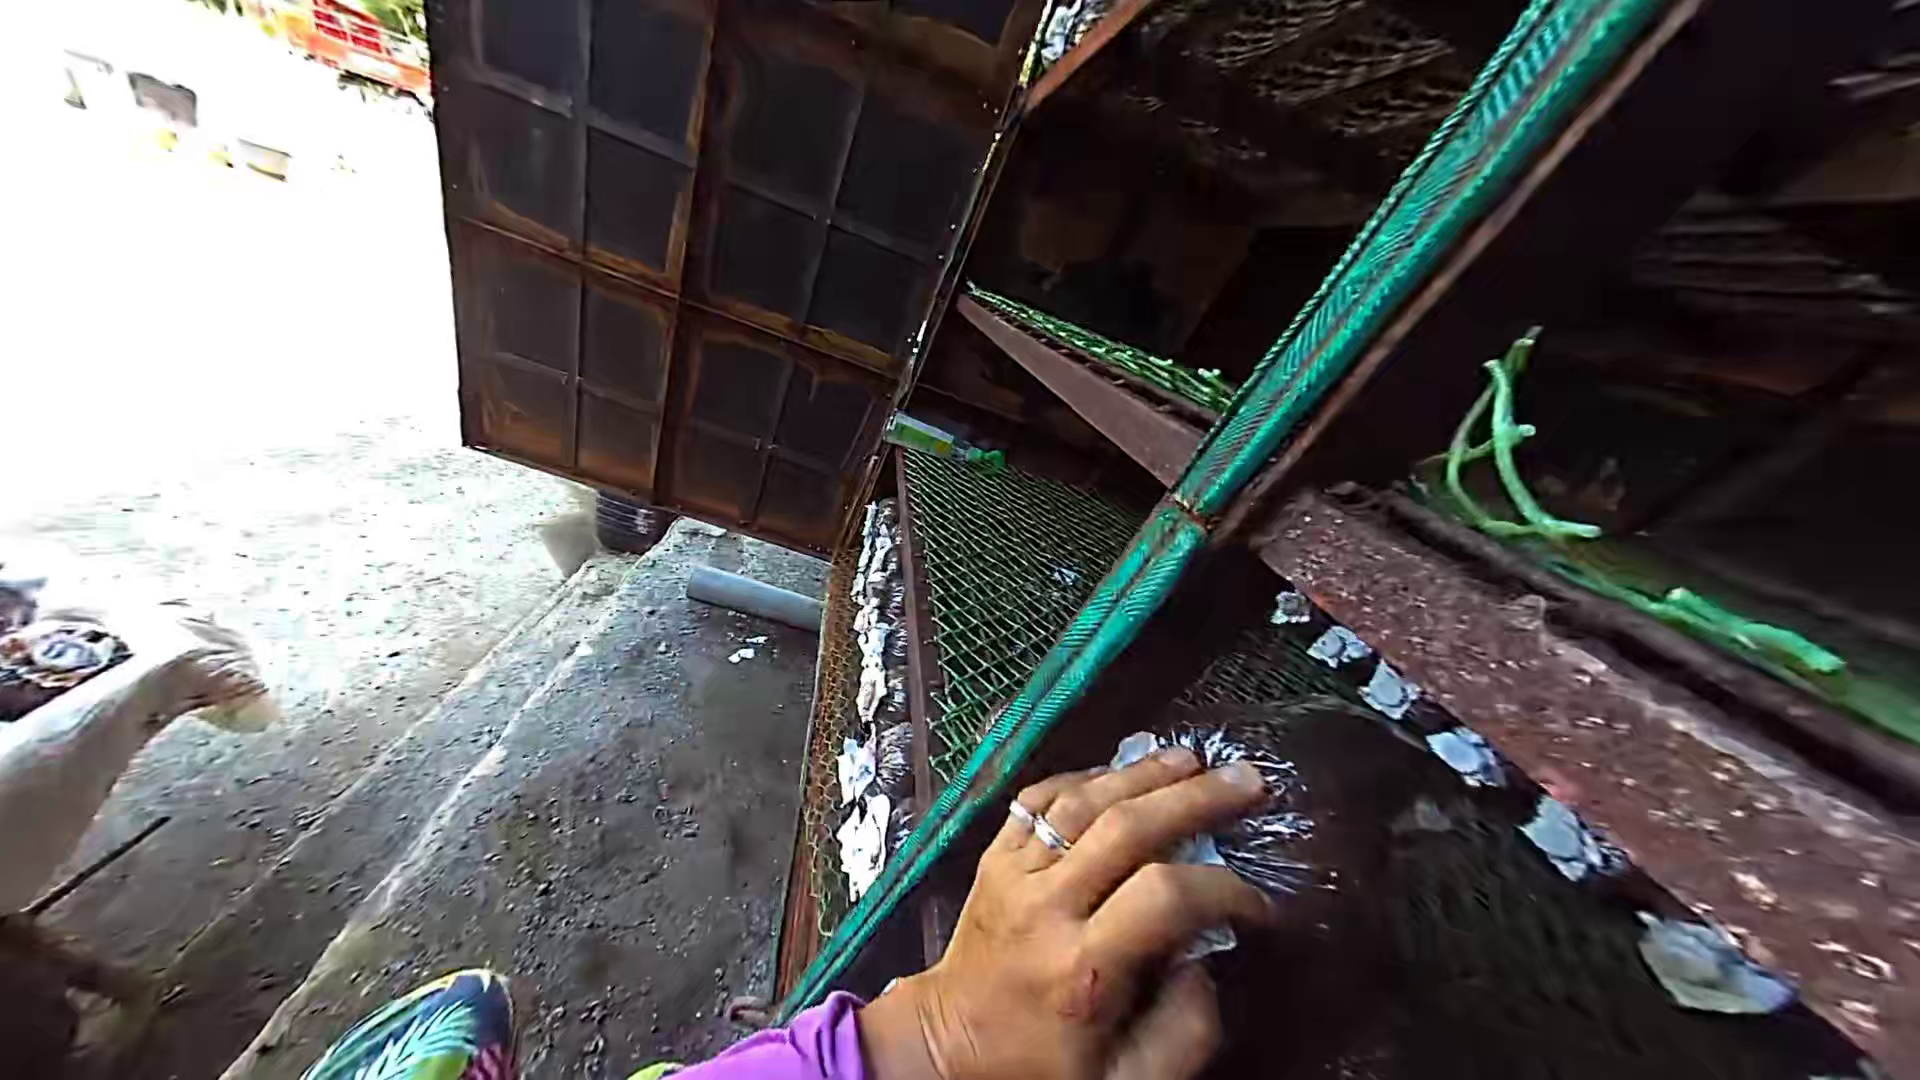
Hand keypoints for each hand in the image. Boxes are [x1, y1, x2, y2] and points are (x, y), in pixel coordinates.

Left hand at [859, 748, 1272, 1079]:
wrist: (950, 1044)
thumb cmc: (1043, 1065)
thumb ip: (1183, 1031)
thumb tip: (1206, 954)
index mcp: (1082, 968)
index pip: (1163, 897)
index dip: (1221, 889)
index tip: (1258, 901)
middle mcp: (1046, 903)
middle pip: (1124, 827)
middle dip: (1191, 797)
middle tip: (1243, 779)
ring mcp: (1013, 869)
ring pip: (1080, 800)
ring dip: (1138, 773)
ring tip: (1186, 758)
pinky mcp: (994, 853)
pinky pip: (1037, 799)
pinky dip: (1079, 778)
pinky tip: (1114, 771)